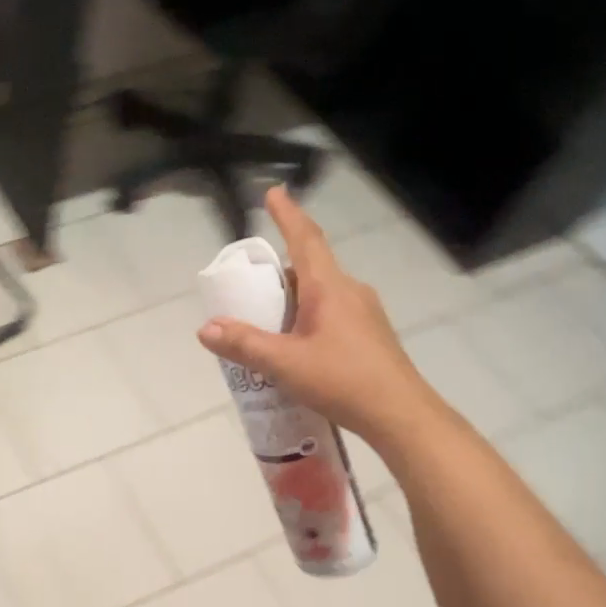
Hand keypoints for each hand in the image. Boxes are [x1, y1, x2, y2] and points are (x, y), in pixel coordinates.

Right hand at [197, 185, 444, 444]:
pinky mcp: (369, 335)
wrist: (399, 414)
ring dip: (292, 299)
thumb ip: (244, 345)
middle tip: (250, 285)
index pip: (305, 239)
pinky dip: (306, 319)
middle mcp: (349, 291)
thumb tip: (205, 328)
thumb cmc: (343, 380)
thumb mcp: (284, 364)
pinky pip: (330, 314)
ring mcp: (363, 313)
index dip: (287, 215)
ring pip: (320, 294)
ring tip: (265, 323)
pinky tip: (294, 347)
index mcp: (328, 288)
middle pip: (310, 268)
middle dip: (279, 270)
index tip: (274, 193)